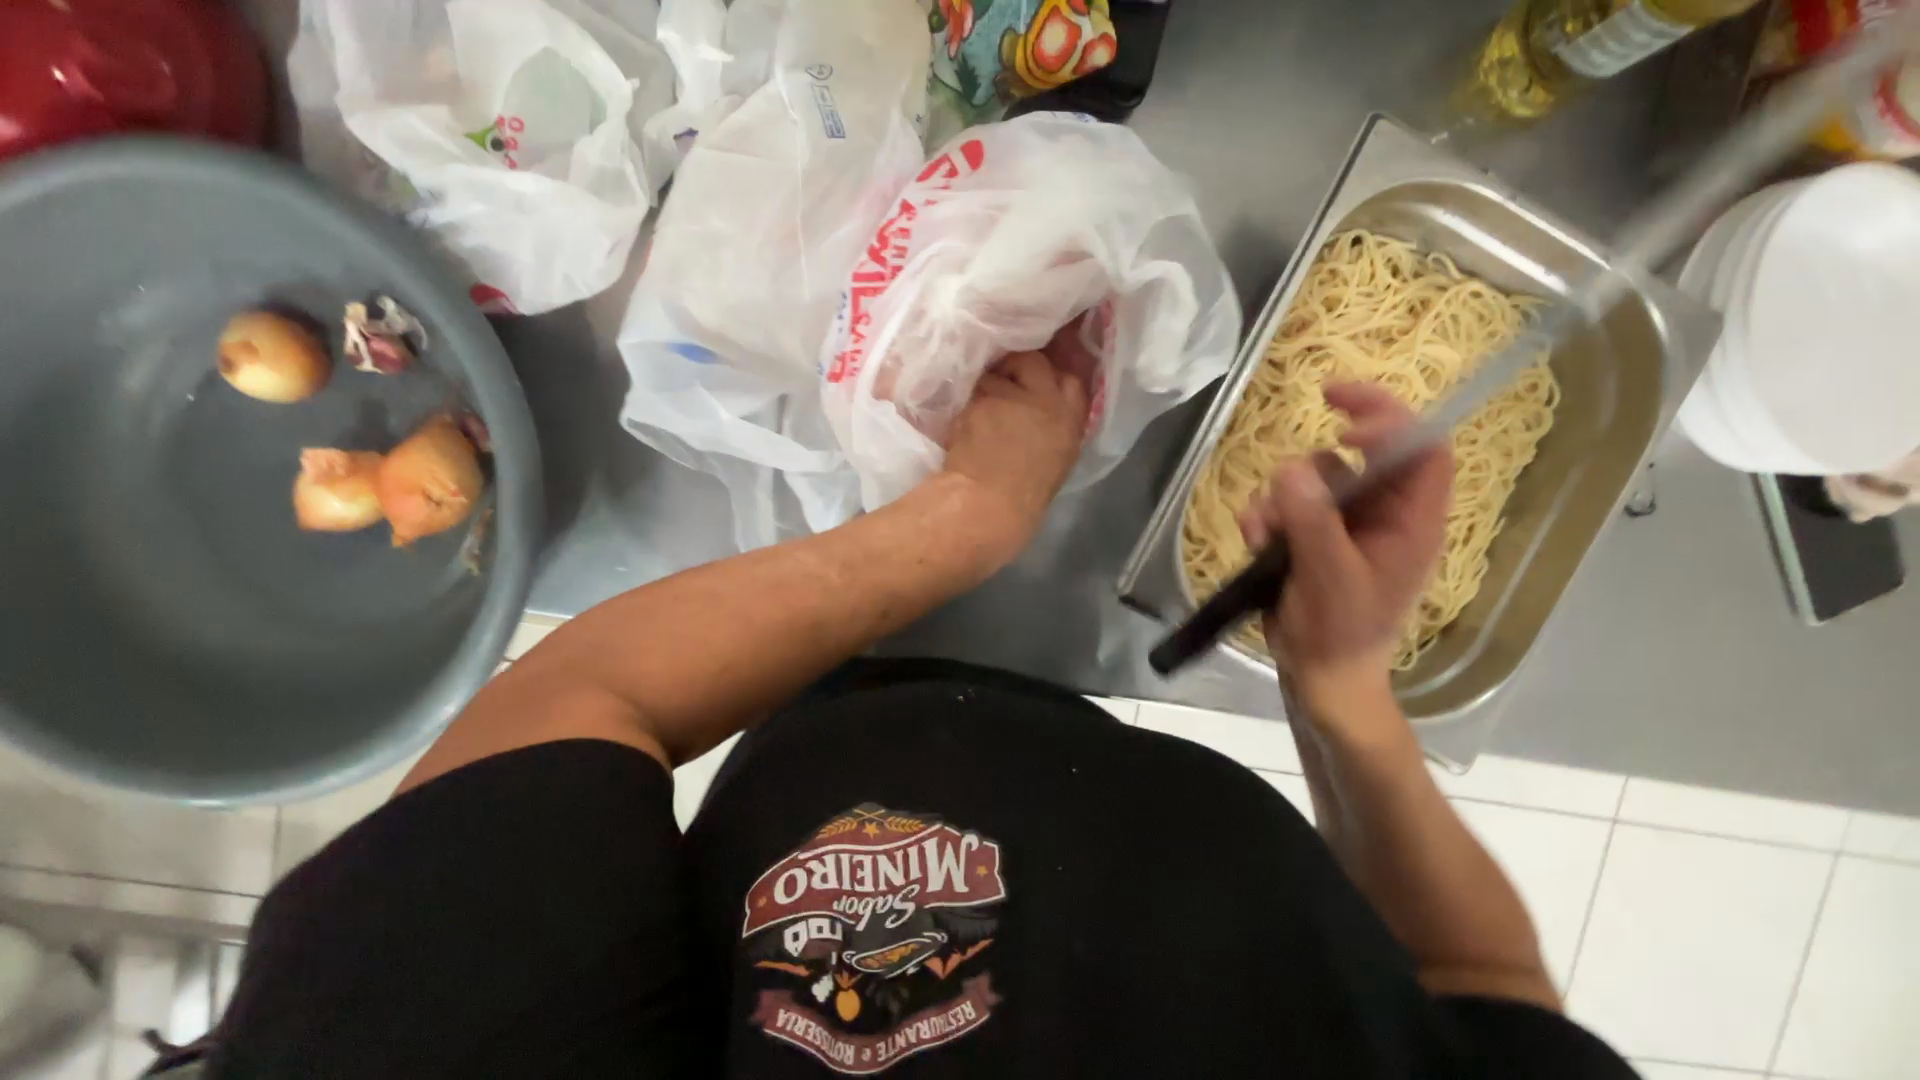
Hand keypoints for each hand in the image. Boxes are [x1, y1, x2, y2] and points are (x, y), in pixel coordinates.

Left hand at [939, 322, 1092, 561]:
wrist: (987, 506)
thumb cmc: (1023, 498)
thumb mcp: (1055, 458)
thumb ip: (1054, 423)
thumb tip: (1041, 402)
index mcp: (1072, 420)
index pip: (1070, 377)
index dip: (1051, 371)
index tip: (1035, 378)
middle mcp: (1048, 400)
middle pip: (1034, 360)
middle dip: (1016, 366)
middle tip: (1002, 385)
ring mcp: (1012, 395)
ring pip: (994, 373)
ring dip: (986, 386)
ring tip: (979, 411)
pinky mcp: (980, 398)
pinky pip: (971, 390)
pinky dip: (966, 402)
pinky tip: (963, 422)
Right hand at [1237, 382, 1451, 720]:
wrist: (1319, 678)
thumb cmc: (1341, 633)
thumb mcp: (1330, 577)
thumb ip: (1313, 521)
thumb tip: (1291, 467)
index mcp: (1412, 522)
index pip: (1422, 450)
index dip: (1392, 423)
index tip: (1345, 422)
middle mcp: (1382, 515)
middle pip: (1364, 454)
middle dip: (1319, 459)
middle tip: (1295, 451)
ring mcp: (1344, 525)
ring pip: (1314, 479)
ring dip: (1281, 496)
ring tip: (1262, 533)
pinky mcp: (1311, 538)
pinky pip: (1287, 505)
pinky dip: (1266, 516)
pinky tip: (1254, 540)